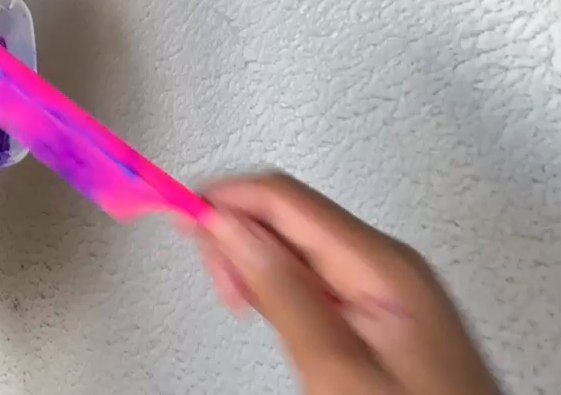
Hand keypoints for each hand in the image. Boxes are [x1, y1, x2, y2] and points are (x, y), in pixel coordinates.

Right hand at [193, 173, 498, 394]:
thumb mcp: (336, 368)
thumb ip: (278, 287)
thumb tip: (222, 220)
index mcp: (381, 262)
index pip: (277, 192)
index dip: (220, 198)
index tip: (176, 218)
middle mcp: (383, 259)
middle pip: (279, 208)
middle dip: (232, 231)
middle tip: (219, 282)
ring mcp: (380, 281)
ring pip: (284, 234)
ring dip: (245, 256)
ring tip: (239, 301)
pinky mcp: (372, 304)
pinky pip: (301, 263)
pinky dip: (268, 276)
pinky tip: (264, 305)